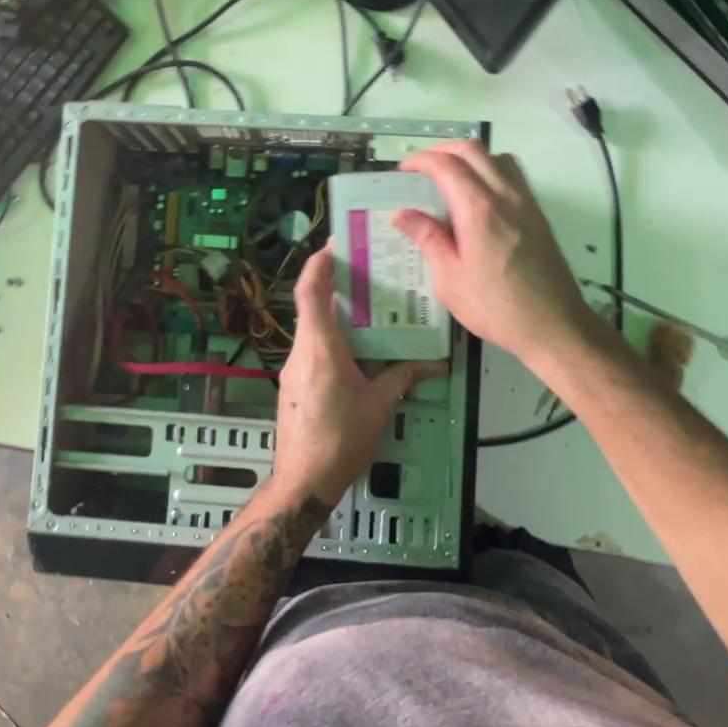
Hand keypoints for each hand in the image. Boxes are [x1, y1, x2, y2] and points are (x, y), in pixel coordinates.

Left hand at [272, 249, 445, 505]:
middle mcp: (300, 352)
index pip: (310, 292)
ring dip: (334, 315)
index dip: (319, 263)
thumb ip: (402, 378)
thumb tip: (435, 365)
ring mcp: (292, 370)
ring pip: (311, 330)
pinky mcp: (293, 386)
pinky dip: (330, 339)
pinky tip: (355, 350)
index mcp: (320, 348)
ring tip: (367, 309)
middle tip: (364, 272)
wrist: (303, 481)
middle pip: (311, 307)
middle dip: (334, 286)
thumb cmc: (341, 440)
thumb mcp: (379, 406)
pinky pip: (311, 350)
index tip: (335, 244)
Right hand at [395, 140, 599, 366]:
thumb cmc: (495, 307)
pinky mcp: (538, 214)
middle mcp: (505, 195)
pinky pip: (513, 174)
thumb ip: (428, 239)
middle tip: (421, 168)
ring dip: (470, 156)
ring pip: (497, 157)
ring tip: (449, 177)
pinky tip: (478, 196)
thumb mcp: (449, 279)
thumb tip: (402, 214)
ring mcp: (526, 202)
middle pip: (473, 150)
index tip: (403, 171)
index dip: (420, 161)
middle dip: (442, 150)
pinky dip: (491, 169)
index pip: (446, 165)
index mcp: (478, 209)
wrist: (553, 325)